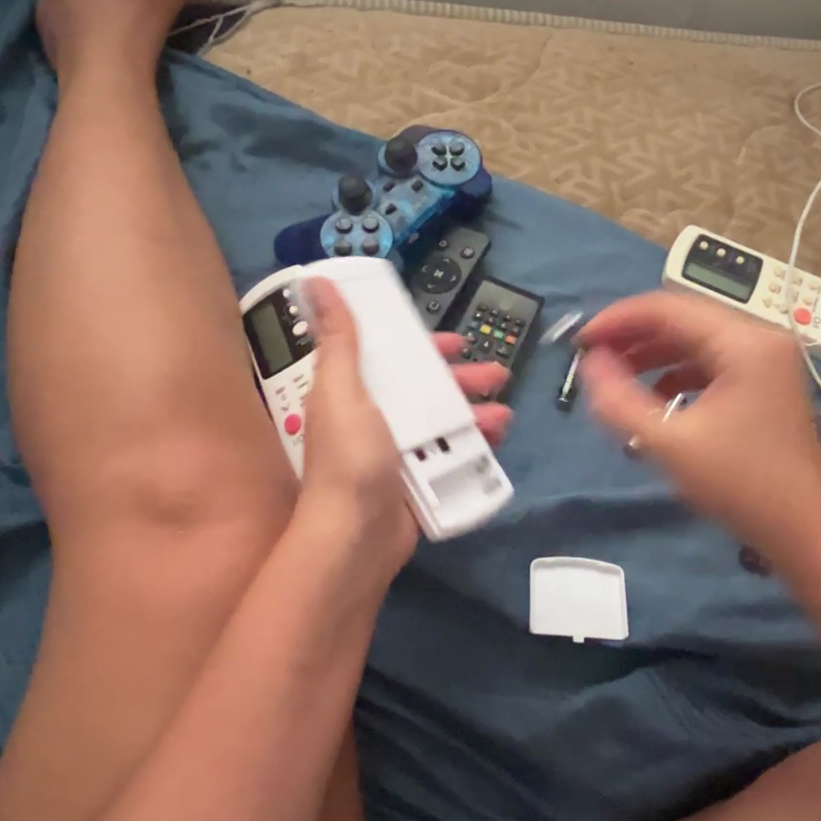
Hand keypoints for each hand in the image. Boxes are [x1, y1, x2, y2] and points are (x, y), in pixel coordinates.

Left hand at [297, 278, 512, 571]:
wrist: (356, 537)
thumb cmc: (349, 459)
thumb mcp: (342, 391)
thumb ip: (339, 340)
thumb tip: (316, 282)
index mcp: (351, 395)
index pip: (390, 359)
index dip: (422, 347)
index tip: (455, 342)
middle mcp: (373, 421)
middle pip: (424, 390)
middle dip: (462, 380)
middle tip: (497, 374)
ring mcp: (397, 454)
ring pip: (443, 422)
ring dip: (475, 413)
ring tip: (504, 413)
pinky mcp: (416, 482)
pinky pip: (451, 456)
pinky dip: (475, 446)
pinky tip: (497, 441)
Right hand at [578, 292, 820, 554]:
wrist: (807, 530)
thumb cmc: (740, 485)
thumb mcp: (669, 444)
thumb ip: (619, 399)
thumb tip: (590, 363)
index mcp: (743, 342)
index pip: (667, 308)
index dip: (617, 320)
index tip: (579, 343)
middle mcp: (760, 339)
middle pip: (683, 319)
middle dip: (633, 337)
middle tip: (591, 359)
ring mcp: (768, 362)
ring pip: (697, 341)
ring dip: (653, 355)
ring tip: (615, 378)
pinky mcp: (767, 385)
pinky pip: (713, 363)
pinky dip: (677, 373)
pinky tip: (655, 399)